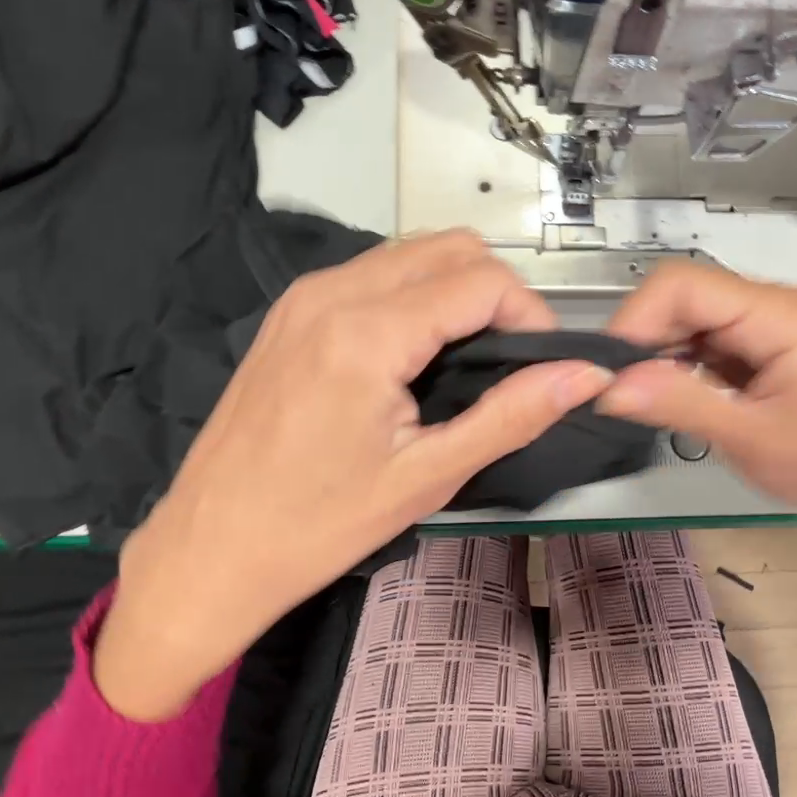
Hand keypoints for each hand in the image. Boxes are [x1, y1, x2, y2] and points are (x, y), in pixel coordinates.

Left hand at [95, 231, 612, 720]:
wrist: (212, 549)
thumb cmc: (319, 526)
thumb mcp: (428, 476)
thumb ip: (512, 416)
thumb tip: (584, 376)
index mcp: (367, 332)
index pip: (482, 280)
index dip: (531, 317)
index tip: (540, 370)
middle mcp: (332, 292)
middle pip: (451, 248)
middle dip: (497, 296)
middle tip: (507, 366)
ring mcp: (304, 297)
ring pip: (412, 253)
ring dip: (456, 292)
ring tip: (466, 365)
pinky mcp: (290, 313)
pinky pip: (373, 274)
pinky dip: (414, 297)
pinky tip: (415, 359)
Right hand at [598, 259, 796, 557]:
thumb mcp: (750, 439)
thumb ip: (680, 404)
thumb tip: (608, 387)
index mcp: (779, 315)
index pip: (682, 284)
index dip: (636, 320)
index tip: (610, 371)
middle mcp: (774, 306)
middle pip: (684, 295)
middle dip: (643, 338)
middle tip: (617, 390)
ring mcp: (771, 325)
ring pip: (691, 317)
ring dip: (659, 353)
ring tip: (639, 397)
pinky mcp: (766, 347)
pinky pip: (708, 340)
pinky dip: (681, 364)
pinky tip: (671, 396)